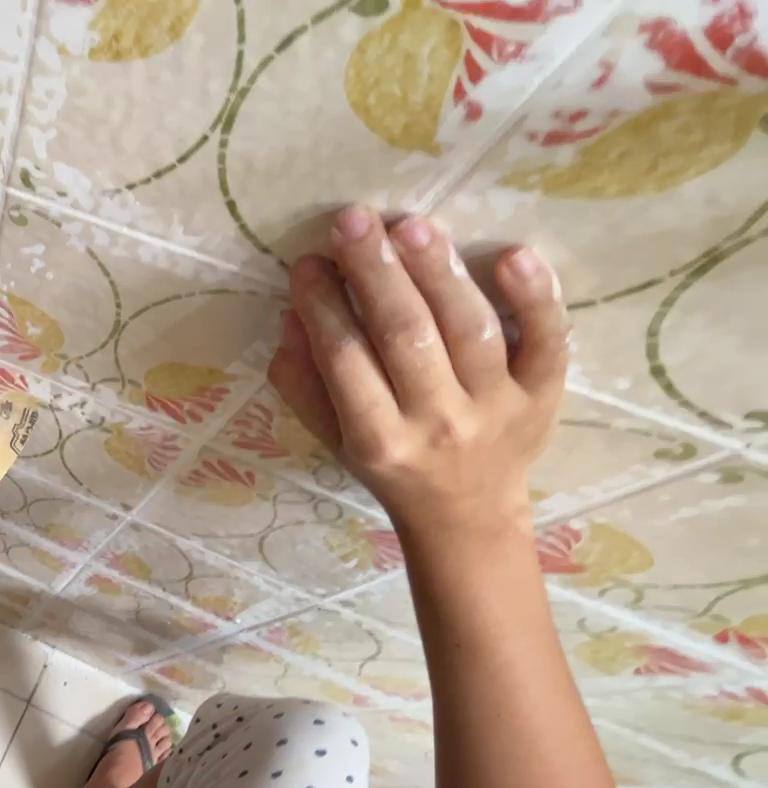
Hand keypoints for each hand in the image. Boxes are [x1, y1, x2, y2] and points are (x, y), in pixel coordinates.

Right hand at [269, 205, 568, 541]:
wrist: (464, 513)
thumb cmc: (385, 467)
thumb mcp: (330, 439)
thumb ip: (306, 386)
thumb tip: (293, 320)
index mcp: (376, 439)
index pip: (344, 361)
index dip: (323, 309)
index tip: (306, 264)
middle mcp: (436, 422)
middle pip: (405, 336)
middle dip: (374, 274)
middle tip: (352, 222)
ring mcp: (497, 407)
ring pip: (469, 329)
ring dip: (437, 272)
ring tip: (409, 226)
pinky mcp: (547, 394)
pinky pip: (548, 340)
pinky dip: (534, 296)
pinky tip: (509, 254)